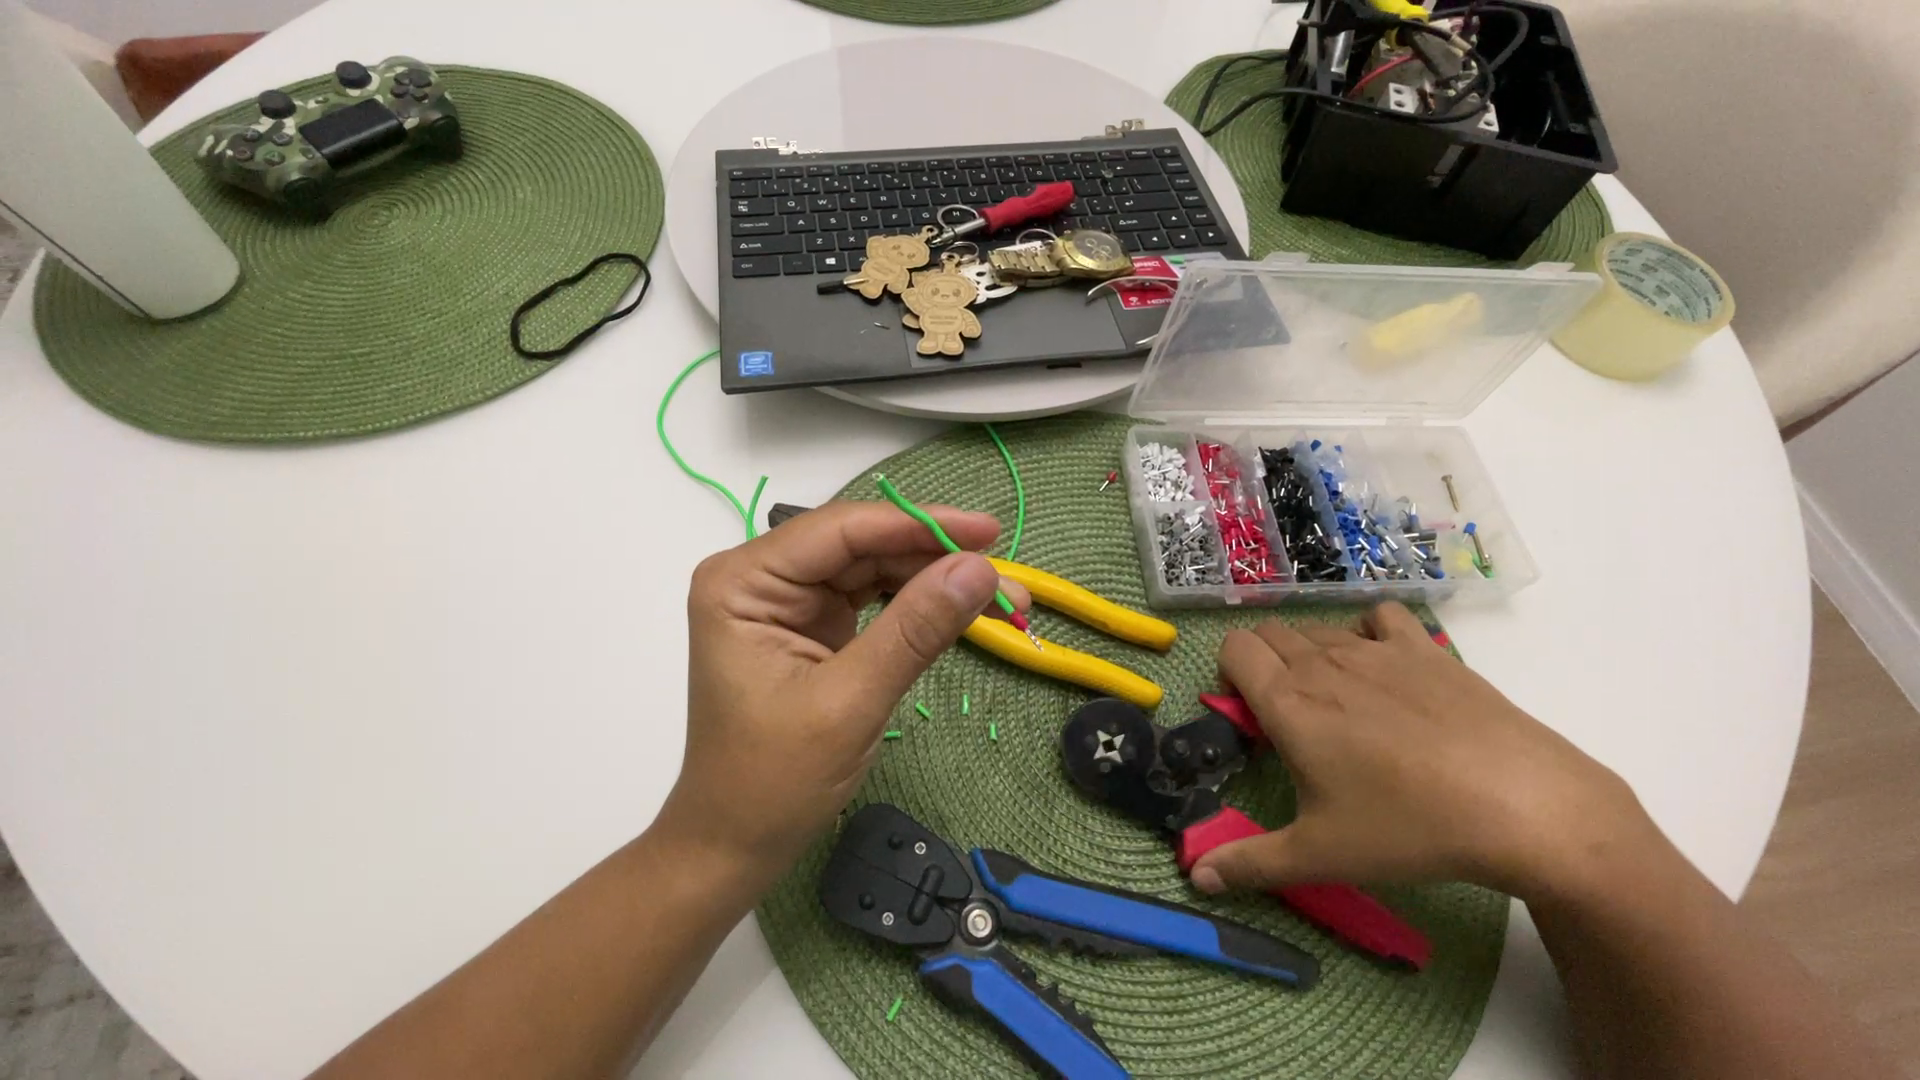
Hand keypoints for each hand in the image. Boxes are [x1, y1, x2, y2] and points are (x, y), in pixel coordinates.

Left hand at [655, 500, 1027, 882]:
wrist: (737, 844)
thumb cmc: (775, 781)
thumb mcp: (851, 701)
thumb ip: (915, 629)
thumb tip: (980, 569)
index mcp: (743, 582)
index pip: (841, 530)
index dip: (918, 524)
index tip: (988, 531)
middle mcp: (759, 578)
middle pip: (860, 546)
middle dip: (934, 559)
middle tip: (1007, 579)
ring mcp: (785, 601)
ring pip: (871, 569)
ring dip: (933, 581)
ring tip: (1000, 598)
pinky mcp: (809, 626)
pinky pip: (870, 599)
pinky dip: (916, 606)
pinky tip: (959, 610)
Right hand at [1191, 603, 1655, 901]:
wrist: (1523, 805)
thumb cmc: (1408, 828)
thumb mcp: (1320, 855)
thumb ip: (1249, 863)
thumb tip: (1194, 878)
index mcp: (1288, 702)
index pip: (1233, 648)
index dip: (1230, 675)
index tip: (1249, 716)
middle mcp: (1324, 663)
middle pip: (1270, 633)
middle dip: (1264, 664)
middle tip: (1289, 718)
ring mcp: (1378, 650)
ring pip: (1318, 628)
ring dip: (1310, 653)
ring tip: (1338, 704)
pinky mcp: (1426, 649)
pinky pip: (1380, 617)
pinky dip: (1369, 633)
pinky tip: (1385, 671)